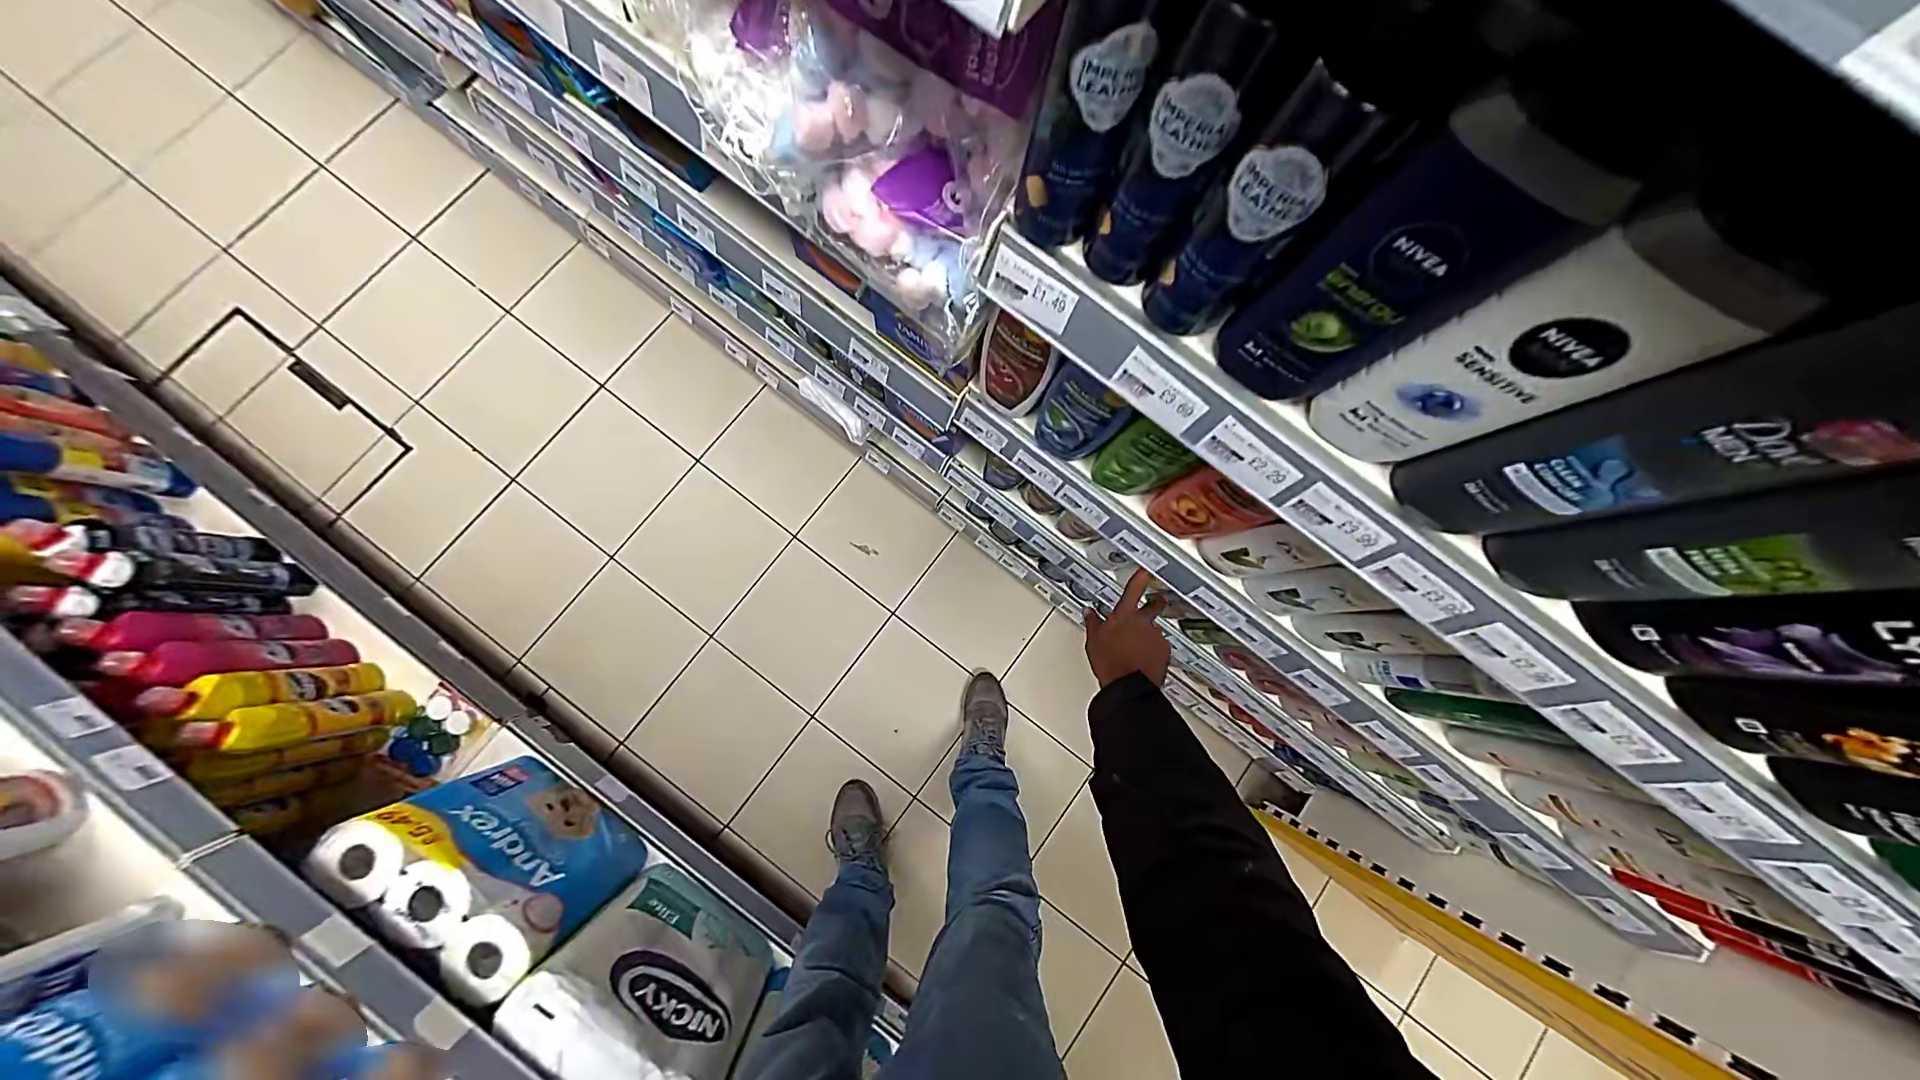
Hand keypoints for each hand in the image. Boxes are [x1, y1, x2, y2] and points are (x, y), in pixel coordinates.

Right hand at [1084, 569, 1170, 687]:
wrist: (1128, 685)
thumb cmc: (1110, 663)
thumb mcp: (1093, 640)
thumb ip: (1093, 622)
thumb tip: (1089, 613)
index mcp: (1124, 615)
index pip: (1133, 589)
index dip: (1140, 577)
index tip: (1146, 570)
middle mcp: (1143, 622)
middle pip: (1154, 605)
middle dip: (1156, 601)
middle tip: (1156, 601)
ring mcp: (1156, 636)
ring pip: (1156, 628)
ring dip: (1150, 632)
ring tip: (1139, 644)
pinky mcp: (1165, 651)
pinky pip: (1161, 645)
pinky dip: (1155, 648)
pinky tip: (1145, 656)